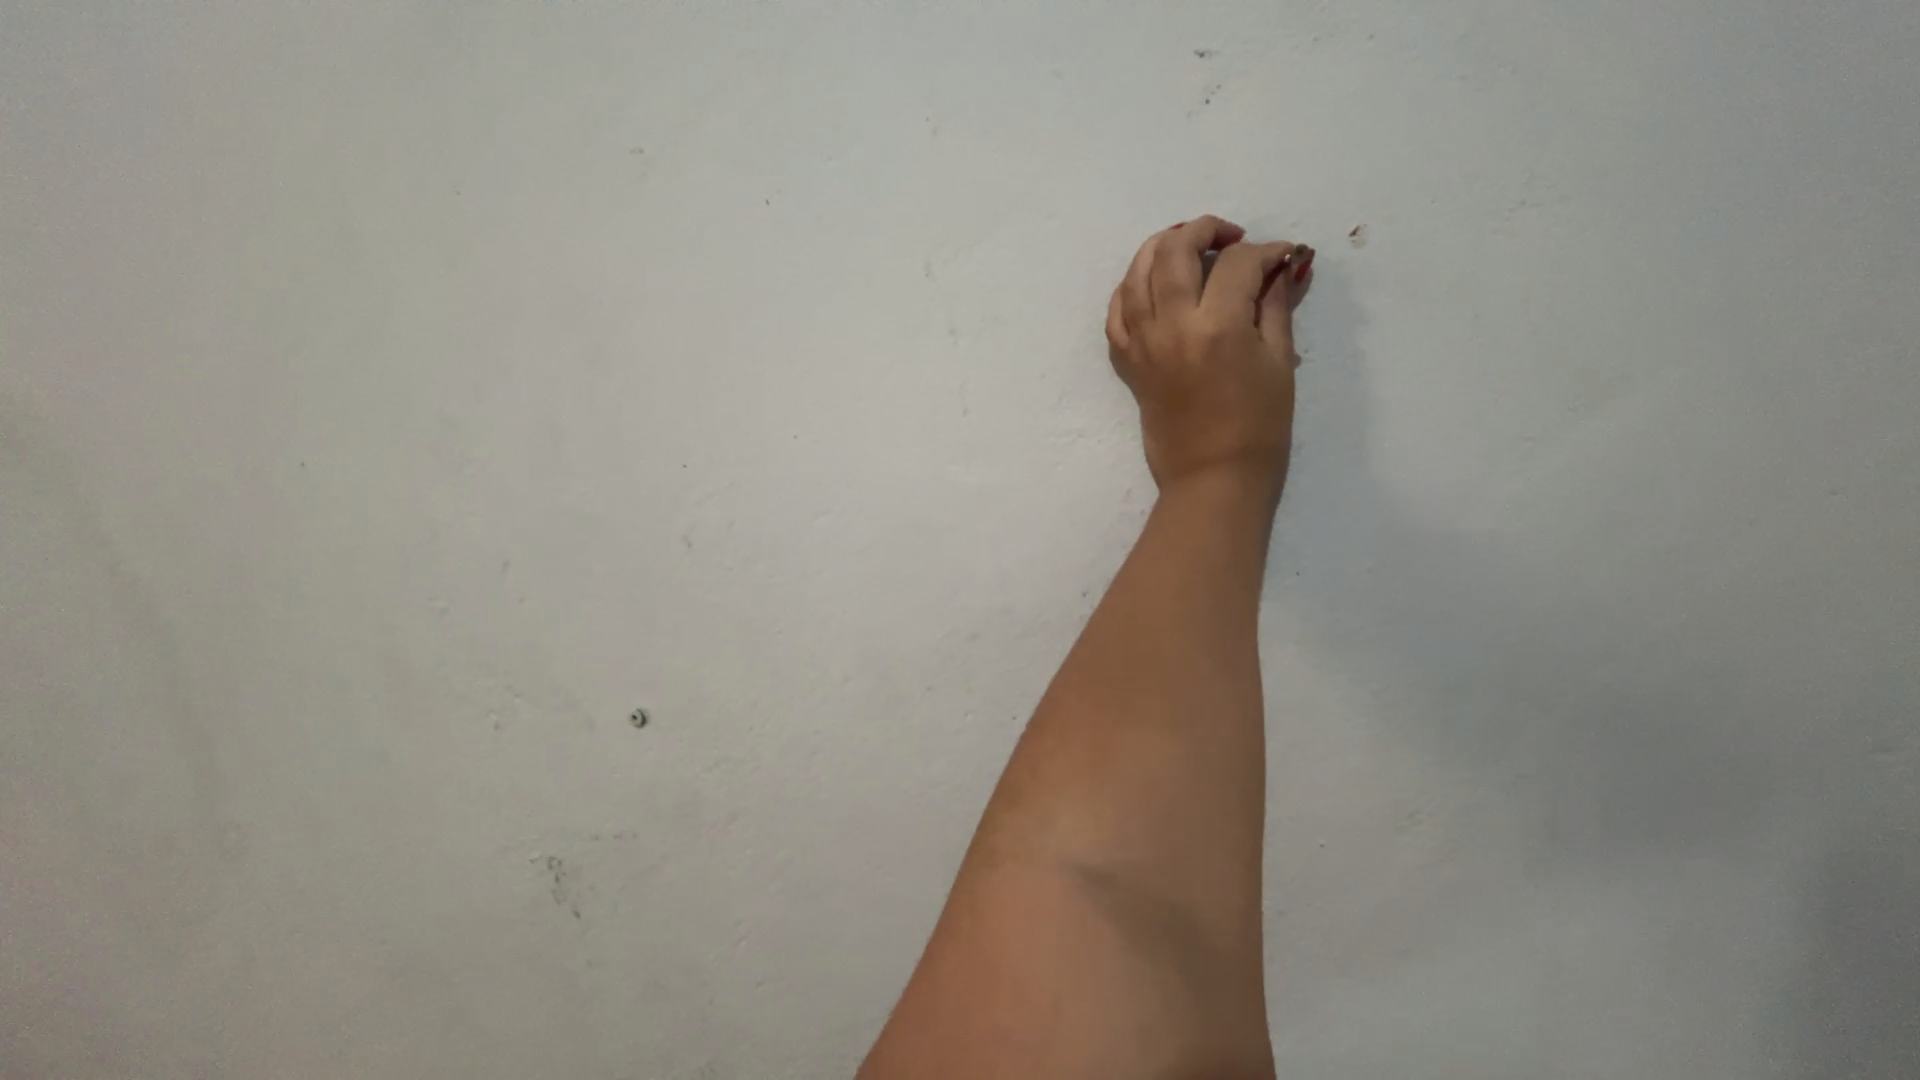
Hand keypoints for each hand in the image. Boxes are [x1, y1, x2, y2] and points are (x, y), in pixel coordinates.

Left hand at [1105, 216, 1312, 493]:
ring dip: (1160, 248)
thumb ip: (1275, 307)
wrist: (1212, 478)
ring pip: (1137, 273)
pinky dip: (1130, 288)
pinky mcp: (1128, 363)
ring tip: (1186, 248)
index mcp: (1219, 326)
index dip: (1265, 251)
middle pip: (1175, 251)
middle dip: (1204, 230)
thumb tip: (1279, 267)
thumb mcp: (1279, 363)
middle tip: (1228, 238)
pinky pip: (1116, 313)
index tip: (1281, 257)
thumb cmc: (1258, 427)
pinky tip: (1150, 284)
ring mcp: (1143, 343)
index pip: (1237, 262)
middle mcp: (1173, 325)